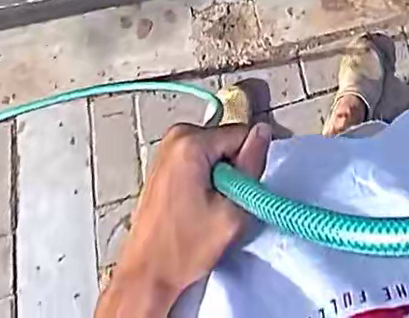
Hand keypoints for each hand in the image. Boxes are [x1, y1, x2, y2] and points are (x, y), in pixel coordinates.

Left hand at [98, 122, 271, 316]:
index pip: (241, 134)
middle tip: (220, 205)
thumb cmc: (183, 250)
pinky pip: (199, 158)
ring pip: (214, 151)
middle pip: (226, 141)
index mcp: (190, 142)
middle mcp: (175, 136)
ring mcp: (166, 148)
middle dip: (231, 170)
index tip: (238, 193)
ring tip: (205, 208)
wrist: (145, 277)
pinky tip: (193, 206)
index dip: (247, 164)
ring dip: (218, 176)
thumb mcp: (231, 212)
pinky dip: (203, 178)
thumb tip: (263, 132)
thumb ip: (251, 166)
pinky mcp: (163, 162)